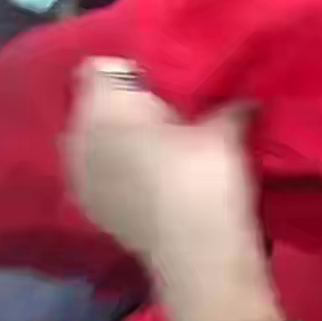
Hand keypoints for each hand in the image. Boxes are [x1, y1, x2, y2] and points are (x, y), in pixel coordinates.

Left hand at [63, 56, 260, 266]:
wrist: (198, 253)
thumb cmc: (206, 178)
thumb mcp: (228, 132)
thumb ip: (231, 106)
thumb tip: (245, 97)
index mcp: (103, 107)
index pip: (105, 67)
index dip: (141, 73)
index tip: (178, 92)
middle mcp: (76, 136)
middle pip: (102, 107)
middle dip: (135, 111)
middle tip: (181, 122)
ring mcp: (79, 177)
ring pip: (102, 144)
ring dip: (129, 145)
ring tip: (171, 157)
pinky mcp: (92, 209)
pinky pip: (107, 176)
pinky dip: (128, 176)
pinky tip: (161, 188)